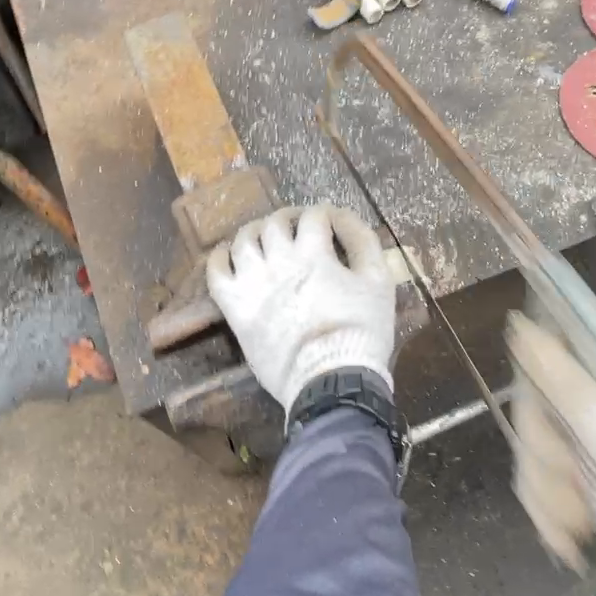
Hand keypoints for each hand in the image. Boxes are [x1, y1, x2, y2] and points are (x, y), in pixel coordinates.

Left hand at [206, 205, 395, 413]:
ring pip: (243, 240)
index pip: (314, 215)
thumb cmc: (361, 332)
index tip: (330, 222)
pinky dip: (220, 257)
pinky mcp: (235, 309)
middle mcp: (277, 260)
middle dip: (289, 218)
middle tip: (298, 227)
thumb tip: (344, 218)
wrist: (331, 381)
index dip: (325, 214)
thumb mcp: (379, 282)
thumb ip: (363, 242)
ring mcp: (252, 283)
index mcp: (313, 252)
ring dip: (255, 232)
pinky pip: (216, 272)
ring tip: (265, 238)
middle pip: (275, 223)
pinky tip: (229, 255)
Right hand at [507, 316, 595, 595]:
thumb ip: (569, 388)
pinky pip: (536, 476)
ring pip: (531, 443)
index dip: (541, 382)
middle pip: (537, 402)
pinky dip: (548, 509)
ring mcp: (595, 442)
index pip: (562, 349)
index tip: (543, 418)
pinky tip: (572, 535)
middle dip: (546, 455)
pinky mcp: (580, 477)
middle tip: (572, 481)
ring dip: (547, 489)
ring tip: (579, 522)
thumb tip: (522, 326)